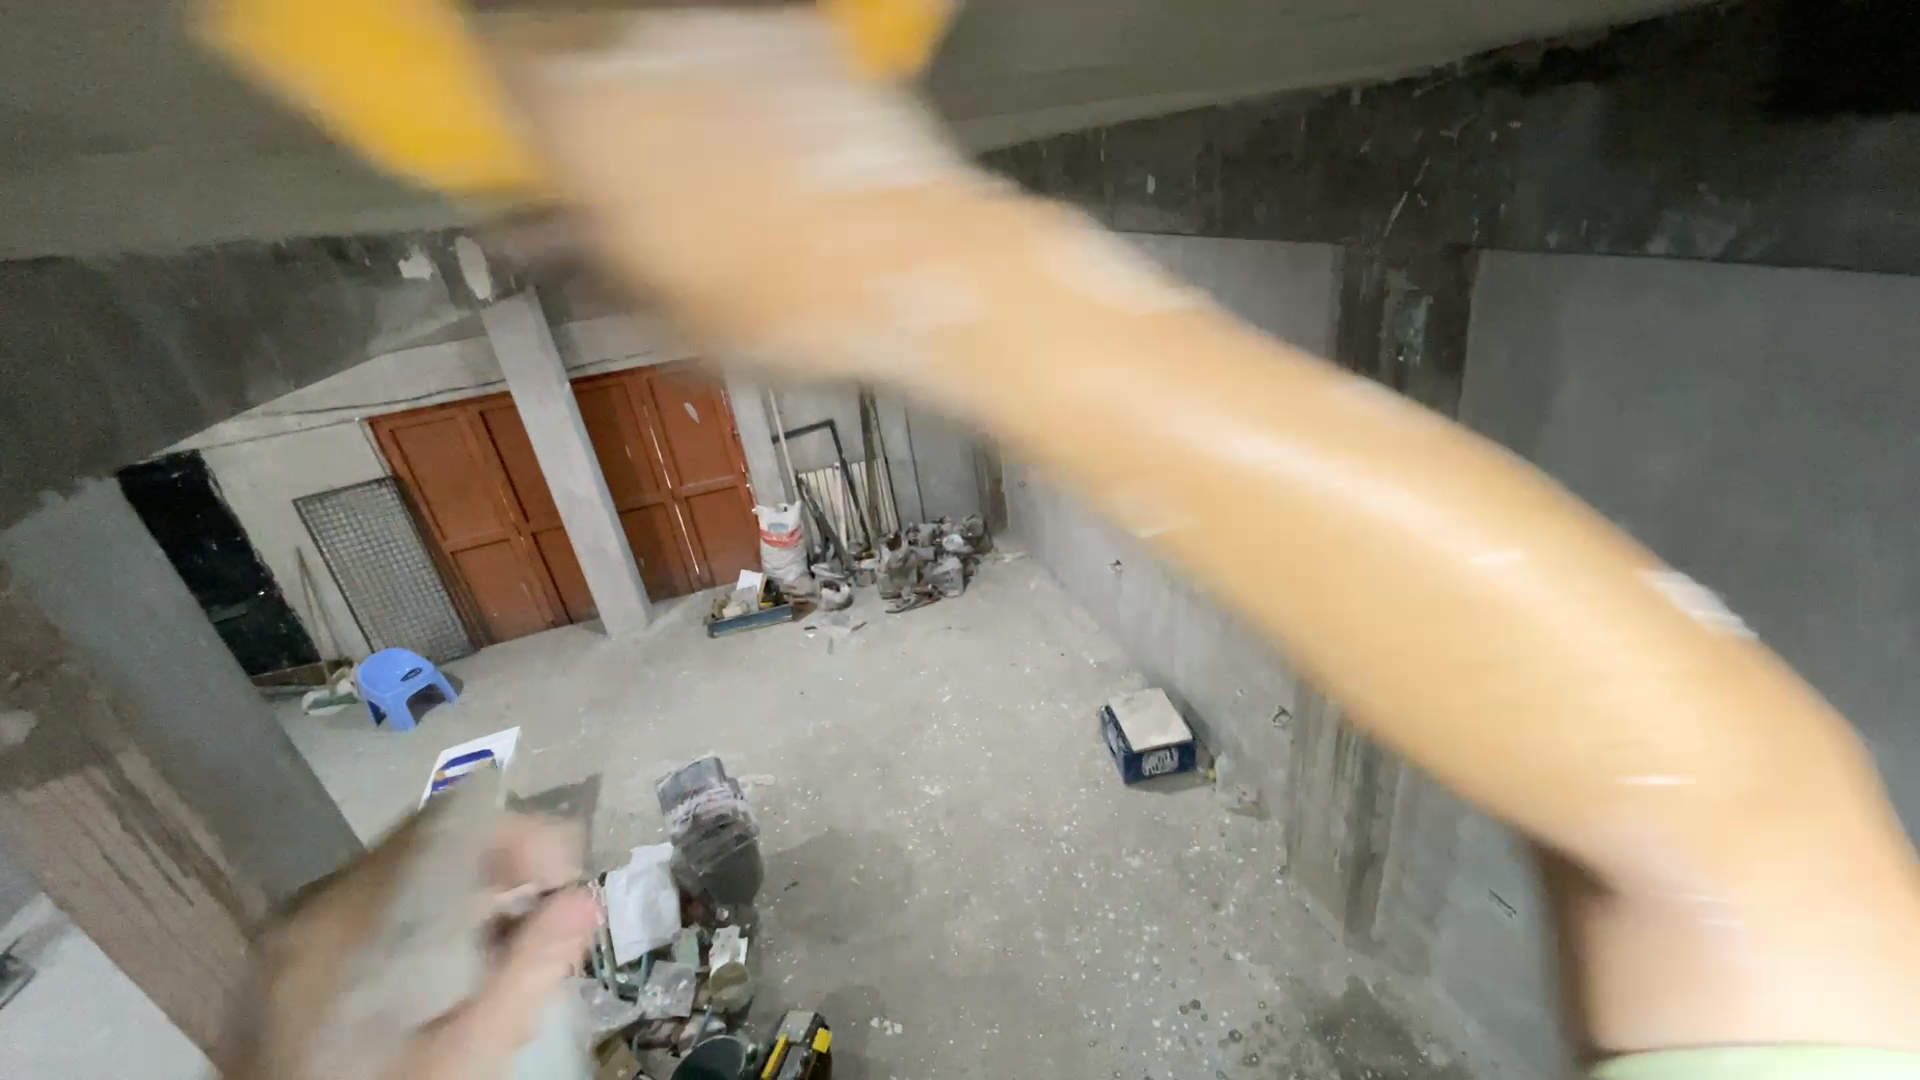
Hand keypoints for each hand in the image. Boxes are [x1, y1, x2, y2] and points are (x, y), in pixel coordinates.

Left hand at [218, 812, 600, 1079]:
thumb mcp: (464, 1055)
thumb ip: (528, 972)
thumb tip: (585, 898)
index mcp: (348, 918)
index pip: (452, 820)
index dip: (523, 833)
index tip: (565, 876)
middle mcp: (319, 908)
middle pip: (441, 844)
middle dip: (512, 872)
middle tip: (552, 919)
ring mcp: (307, 933)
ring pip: (424, 874)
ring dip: (485, 898)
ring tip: (518, 957)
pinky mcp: (308, 961)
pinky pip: (397, 905)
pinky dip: (448, 921)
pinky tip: (468, 974)